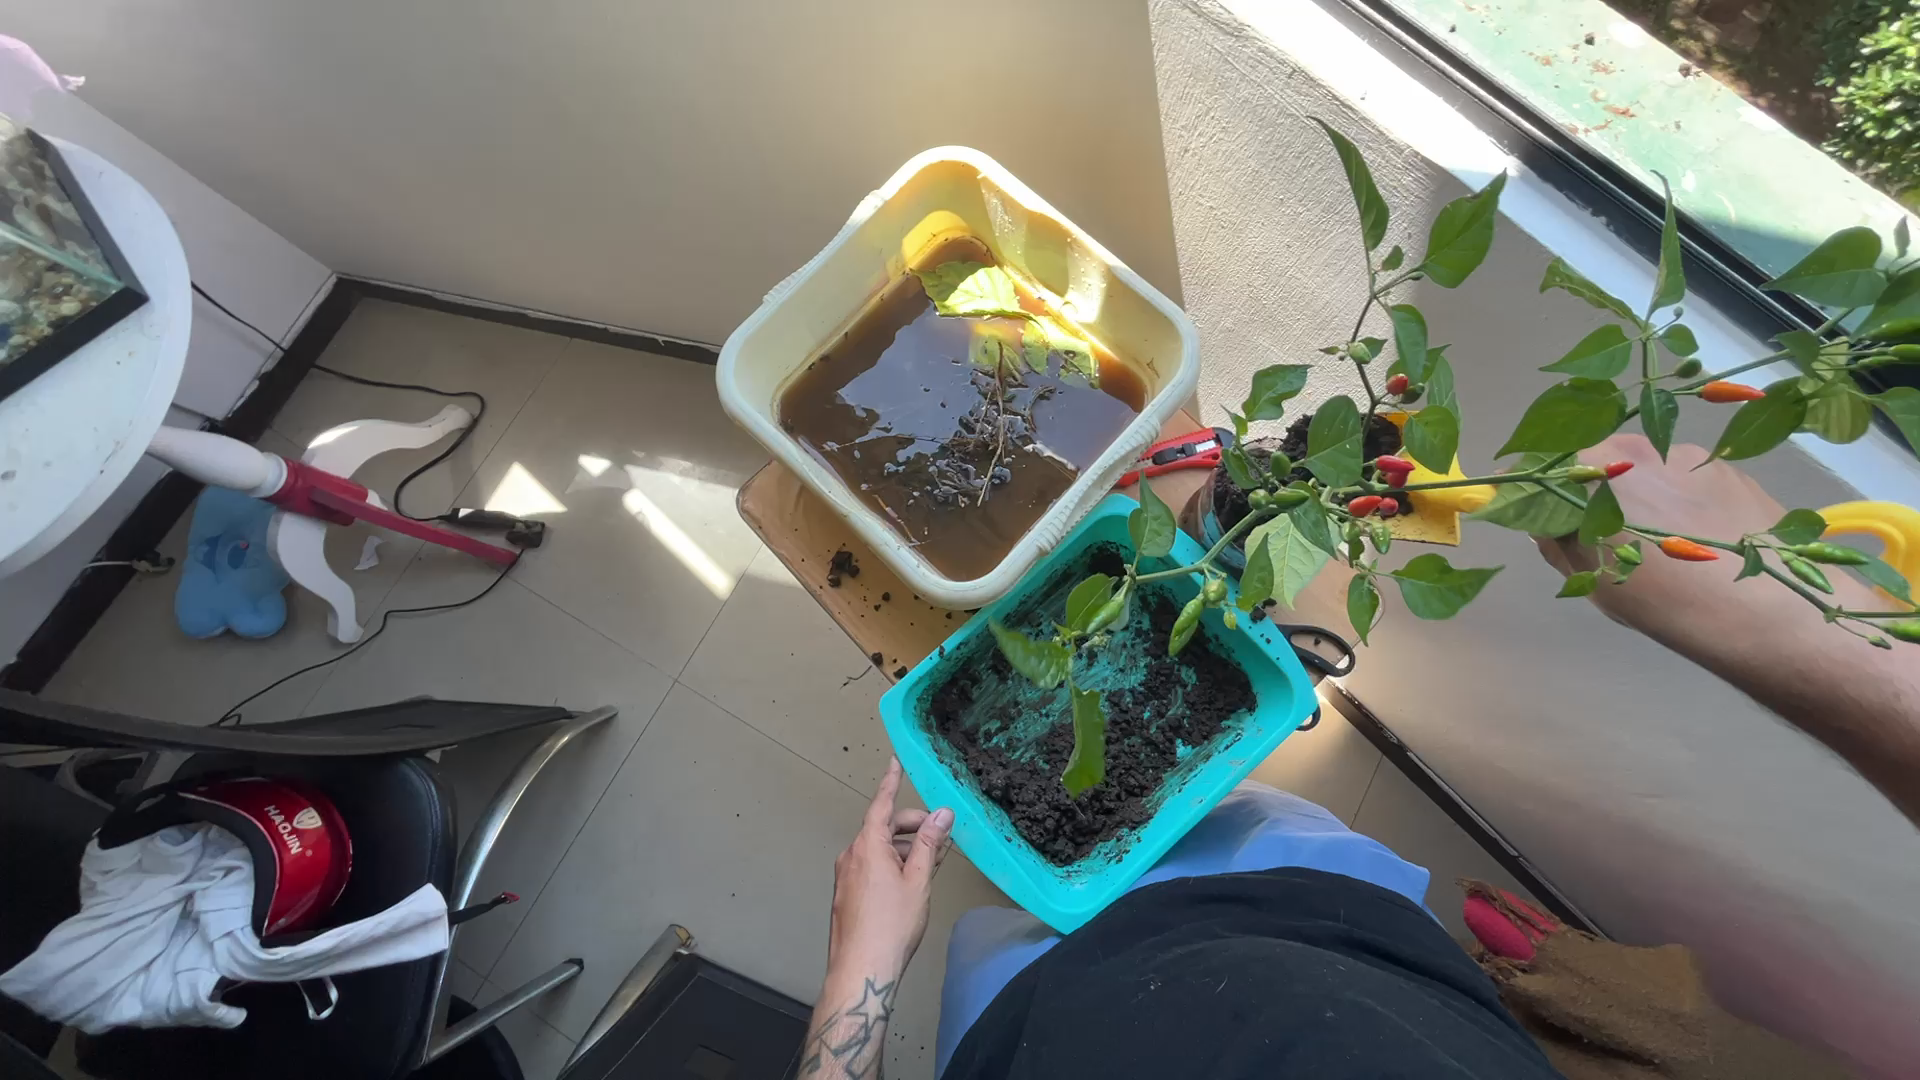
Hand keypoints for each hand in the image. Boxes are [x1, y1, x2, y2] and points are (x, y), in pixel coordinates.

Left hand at [826, 758, 953, 980]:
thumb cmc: (893, 923)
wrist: (861, 971)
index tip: (894, 762)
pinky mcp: (846, 896)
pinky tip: (909, 882)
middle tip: (939, 836)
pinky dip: (891, 864)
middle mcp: (851, 855)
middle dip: (911, 826)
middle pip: (882, 827)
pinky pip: (870, 867)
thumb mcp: (918, 880)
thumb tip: (943, 813)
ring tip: (930, 864)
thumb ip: (929, 843)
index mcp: (867, 845)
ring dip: (903, 849)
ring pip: (878, 849)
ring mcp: (845, 876)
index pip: (882, 804)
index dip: (891, 783)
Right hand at [1534, 434, 1882, 658]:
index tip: (1519, 508)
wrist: (1777, 613)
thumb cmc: (1662, 597)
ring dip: (1623, 489)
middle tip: (1581, 526)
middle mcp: (1638, 448)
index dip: (1523, 485)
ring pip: (1633, 465)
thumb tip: (1535, 512)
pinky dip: (1665, 495)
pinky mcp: (1728, 469)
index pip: (1538, 462)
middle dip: (1575, 484)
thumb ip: (1551, 532)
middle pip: (1586, 456)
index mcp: (1595, 469)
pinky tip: (1684, 533)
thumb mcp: (1586, 572)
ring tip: (1643, 534)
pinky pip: (1674, 475)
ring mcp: (1687, 455)